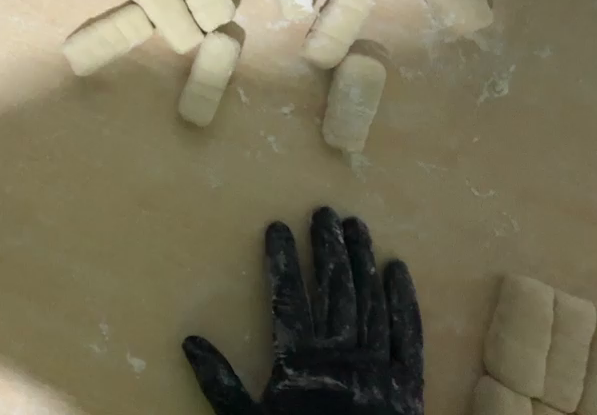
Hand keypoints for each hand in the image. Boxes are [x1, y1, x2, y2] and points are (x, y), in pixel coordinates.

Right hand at [183, 207, 422, 414]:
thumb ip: (221, 384)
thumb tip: (188, 340)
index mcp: (300, 362)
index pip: (288, 296)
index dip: (282, 259)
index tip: (277, 225)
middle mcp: (341, 355)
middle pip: (333, 289)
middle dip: (327, 247)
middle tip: (324, 211)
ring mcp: (378, 368)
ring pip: (369, 301)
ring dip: (361, 260)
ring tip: (356, 225)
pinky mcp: (408, 385)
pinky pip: (407, 335)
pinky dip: (403, 300)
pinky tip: (397, 270)